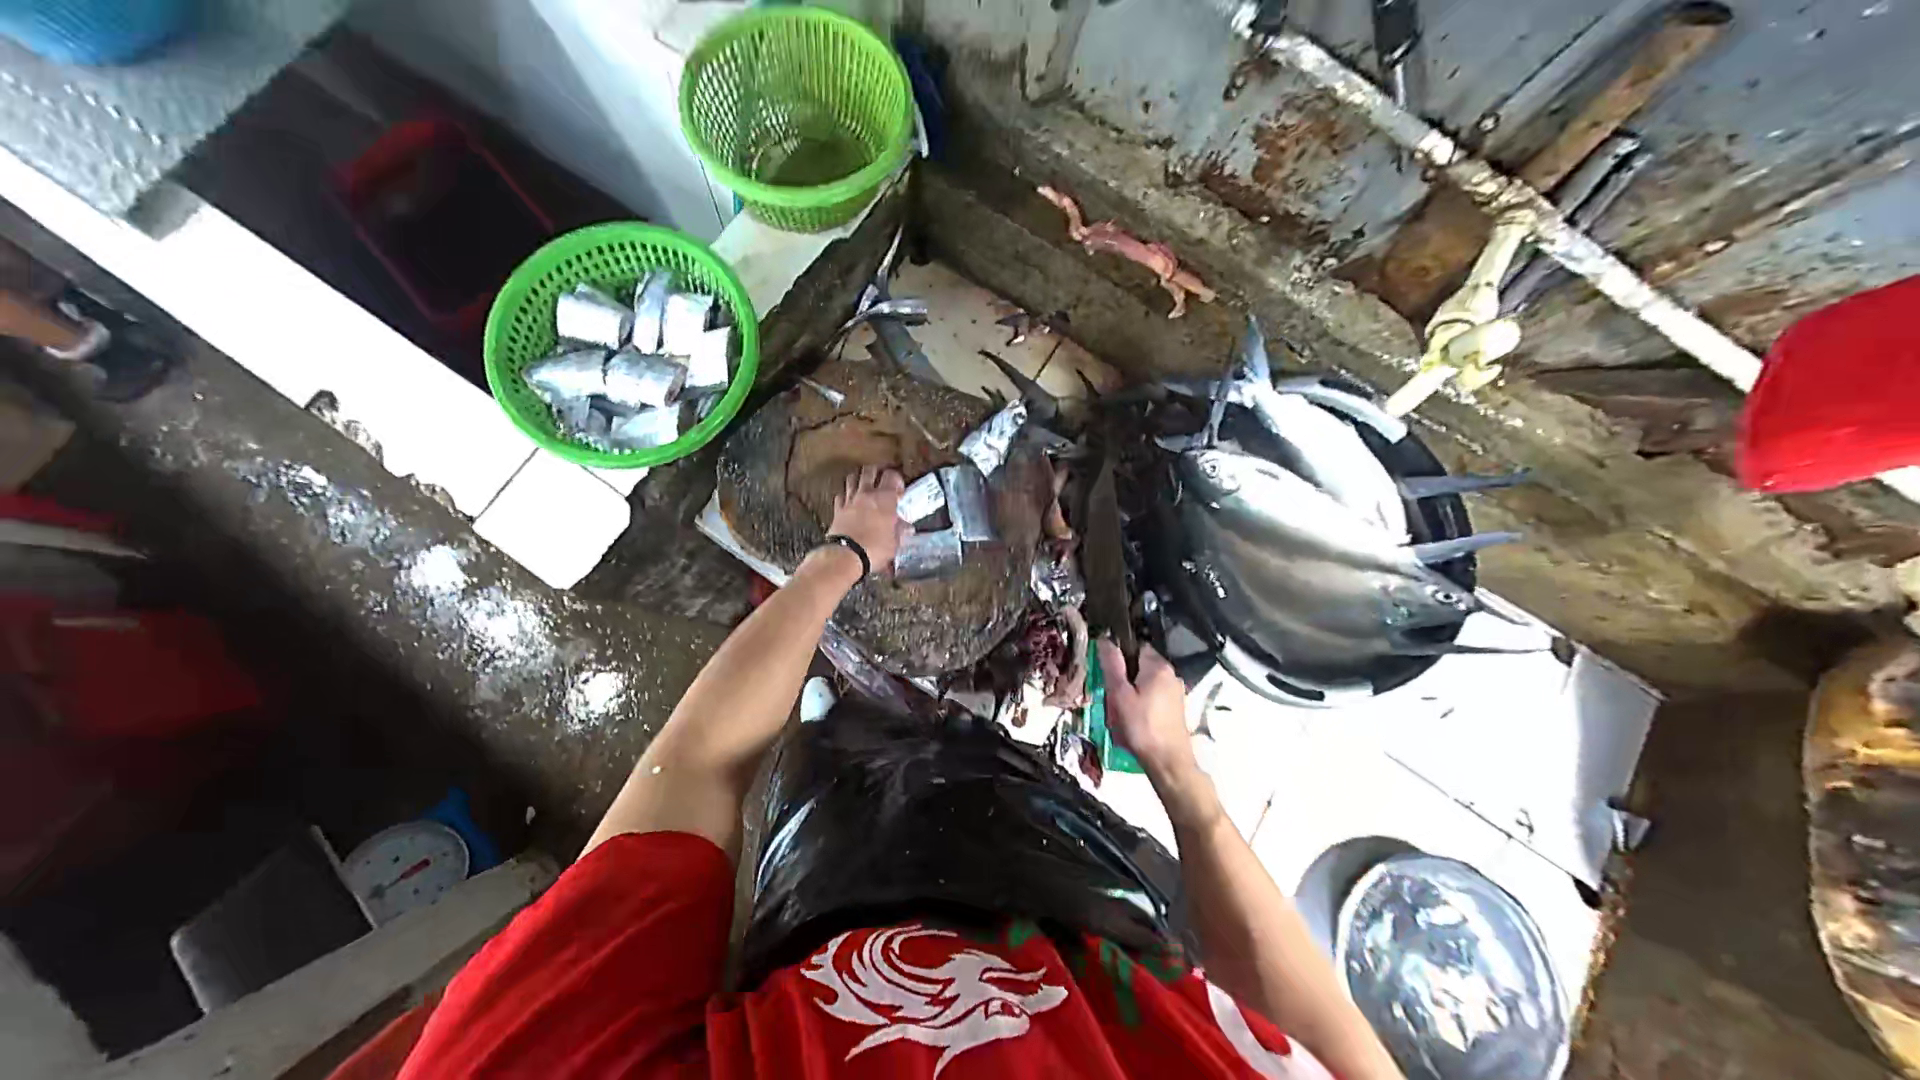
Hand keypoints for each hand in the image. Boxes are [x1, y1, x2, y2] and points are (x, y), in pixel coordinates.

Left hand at [829, 465, 910, 570]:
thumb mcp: (894, 542)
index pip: (892, 476)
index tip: (899, 489)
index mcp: (885, 499)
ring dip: (859, 478)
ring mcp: (850, 500)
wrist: (846, 556)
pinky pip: (840, 495)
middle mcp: (866, 494)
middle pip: (869, 471)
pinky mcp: (837, 510)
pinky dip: (845, 495)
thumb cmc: (875, 549)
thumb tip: (906, 527)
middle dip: (877, 471)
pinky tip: (849, 500)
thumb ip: (900, 531)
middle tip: (882, 478)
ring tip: (864, 484)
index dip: (897, 479)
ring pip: (852, 478)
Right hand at [1098, 640, 1195, 779]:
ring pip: (1145, 685)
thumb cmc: (1140, 726)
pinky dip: (1142, 707)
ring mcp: (1176, 692)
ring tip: (1122, 717)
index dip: (1119, 659)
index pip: (1134, 647)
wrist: (1168, 762)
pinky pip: (1153, 698)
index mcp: (1158, 666)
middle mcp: (1171, 674)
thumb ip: (1112, 665)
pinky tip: (1135, 724)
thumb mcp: (1119, 694)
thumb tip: (1105, 640)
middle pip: (1139, 667)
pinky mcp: (1176, 708)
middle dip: (1124, 681)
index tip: (1109, 677)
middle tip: (1114, 701)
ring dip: (1131, 696)